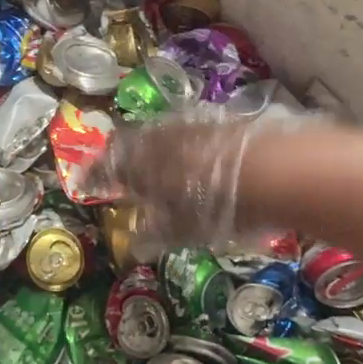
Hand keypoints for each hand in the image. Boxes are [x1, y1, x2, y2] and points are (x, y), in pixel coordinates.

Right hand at [89, 114, 257, 249]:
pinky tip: (189, 154)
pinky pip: (185, 131)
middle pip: (129, 143)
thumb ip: (155, 232)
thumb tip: (134, 242)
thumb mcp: (185, 229)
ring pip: (157, 134)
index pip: (106, 166)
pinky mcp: (217, 122)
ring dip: (149, 147)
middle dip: (120, 156)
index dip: (94, 175)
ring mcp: (189, 127)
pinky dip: (178, 143)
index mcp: (141, 165)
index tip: (85, 182)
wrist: (277, 169)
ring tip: (151, 162)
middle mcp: (159, 139)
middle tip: (116, 168)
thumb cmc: (221, 206)